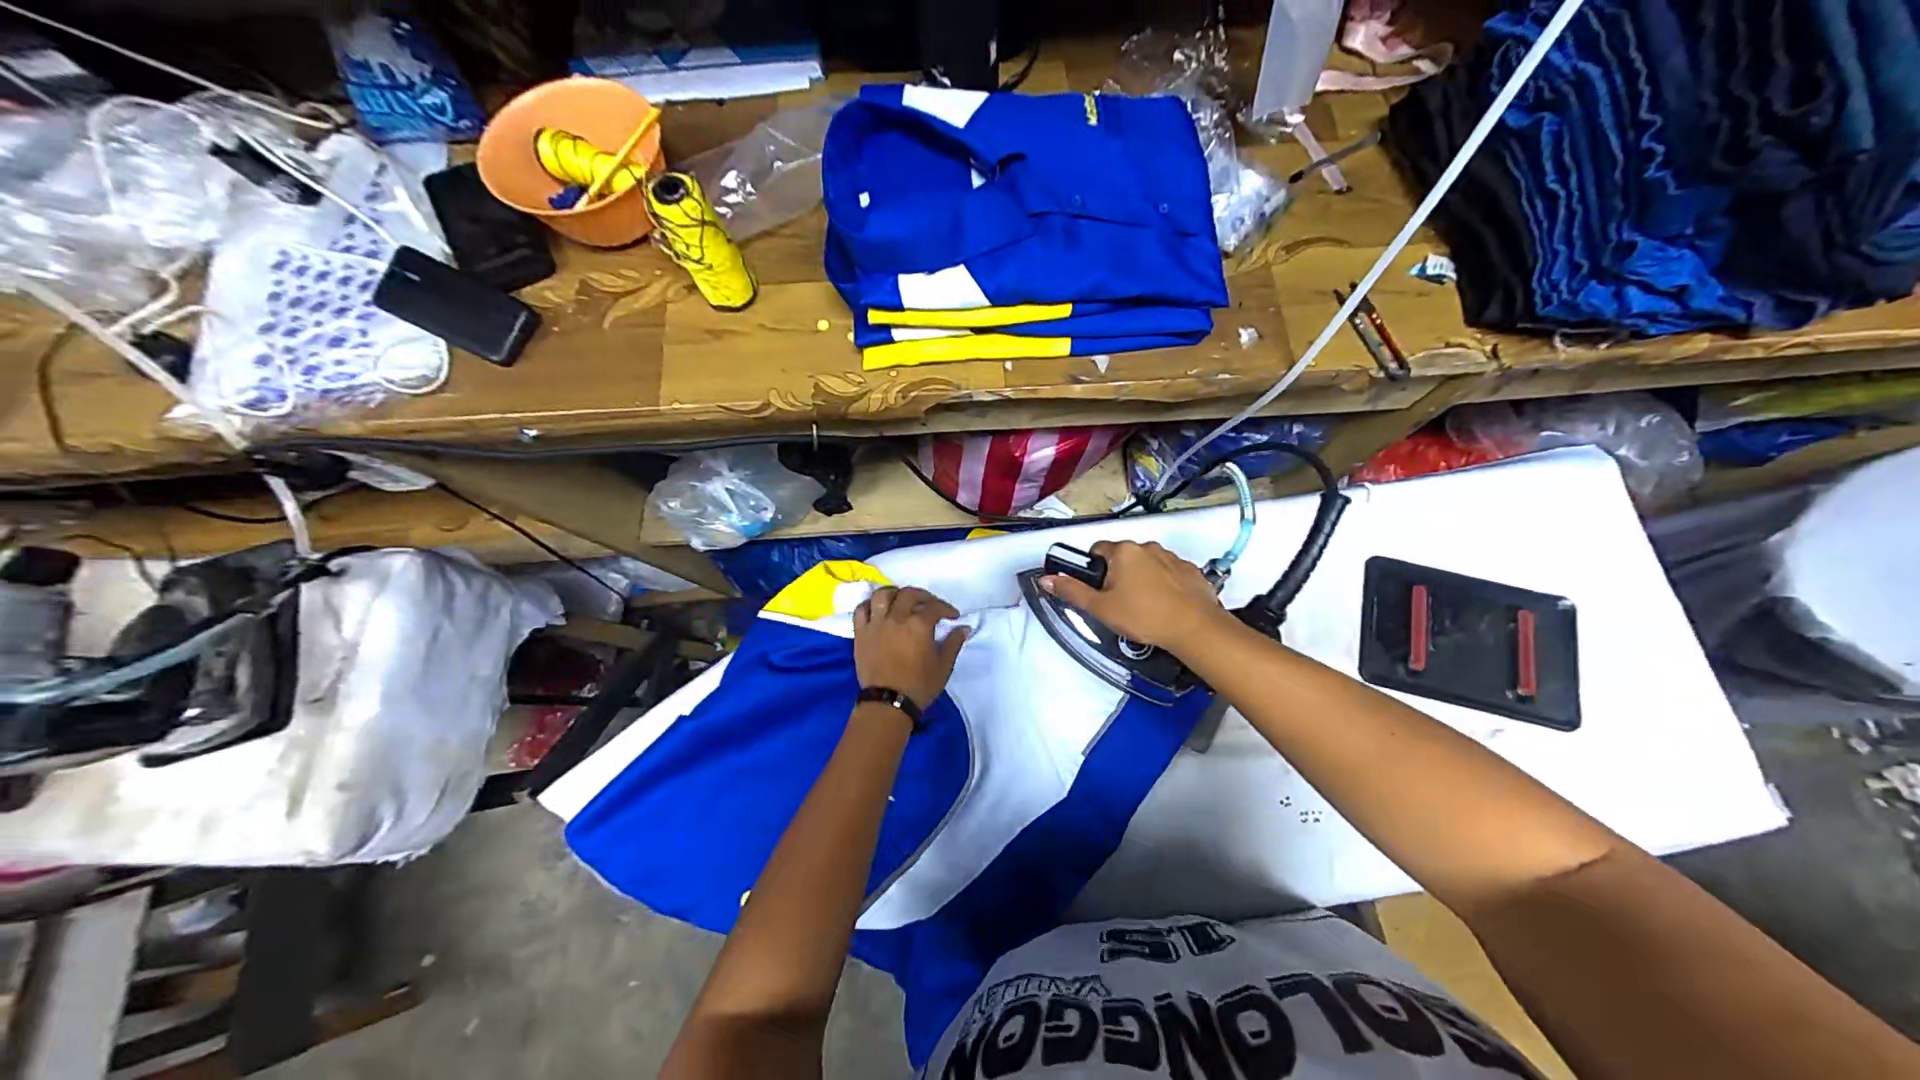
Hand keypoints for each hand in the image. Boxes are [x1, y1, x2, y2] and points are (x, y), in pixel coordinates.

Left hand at [853, 586, 969, 708]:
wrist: (888, 703)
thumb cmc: (919, 685)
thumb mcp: (944, 666)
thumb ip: (953, 643)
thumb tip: (963, 628)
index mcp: (918, 624)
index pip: (935, 607)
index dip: (946, 608)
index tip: (953, 616)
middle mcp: (896, 618)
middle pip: (909, 594)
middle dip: (924, 596)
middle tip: (930, 605)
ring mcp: (876, 624)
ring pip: (882, 595)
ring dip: (895, 593)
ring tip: (901, 600)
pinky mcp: (861, 633)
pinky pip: (861, 610)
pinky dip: (870, 605)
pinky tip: (879, 609)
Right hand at [1041, 541, 1228, 652]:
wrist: (1194, 628)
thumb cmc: (1143, 616)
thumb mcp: (1101, 608)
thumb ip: (1072, 591)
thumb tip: (1046, 579)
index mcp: (1123, 551)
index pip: (1097, 550)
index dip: (1095, 571)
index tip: (1100, 592)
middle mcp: (1148, 546)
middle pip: (1124, 557)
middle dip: (1119, 575)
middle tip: (1120, 603)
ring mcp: (1173, 557)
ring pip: (1148, 564)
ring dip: (1143, 578)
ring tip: (1146, 607)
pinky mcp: (1192, 570)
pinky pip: (1171, 573)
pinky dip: (1166, 584)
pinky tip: (1166, 605)